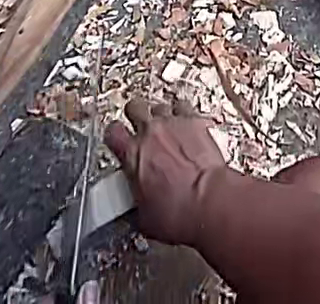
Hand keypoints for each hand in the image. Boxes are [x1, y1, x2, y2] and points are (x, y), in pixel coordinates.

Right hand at [104, 98, 231, 246]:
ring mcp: (174, 123)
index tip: (117, 137)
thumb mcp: (142, 215)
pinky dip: (183, 114)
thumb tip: (137, 205)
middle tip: (139, 124)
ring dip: (160, 115)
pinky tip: (185, 123)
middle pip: (135, 107)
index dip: (114, 133)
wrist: (207, 200)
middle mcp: (151, 132)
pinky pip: (184, 107)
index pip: (112, 132)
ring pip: (161, 105)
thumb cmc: (176, 211)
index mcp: (132, 154)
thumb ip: (135, 198)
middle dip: (135, 114)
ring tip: (164, 126)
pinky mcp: (195, 120)